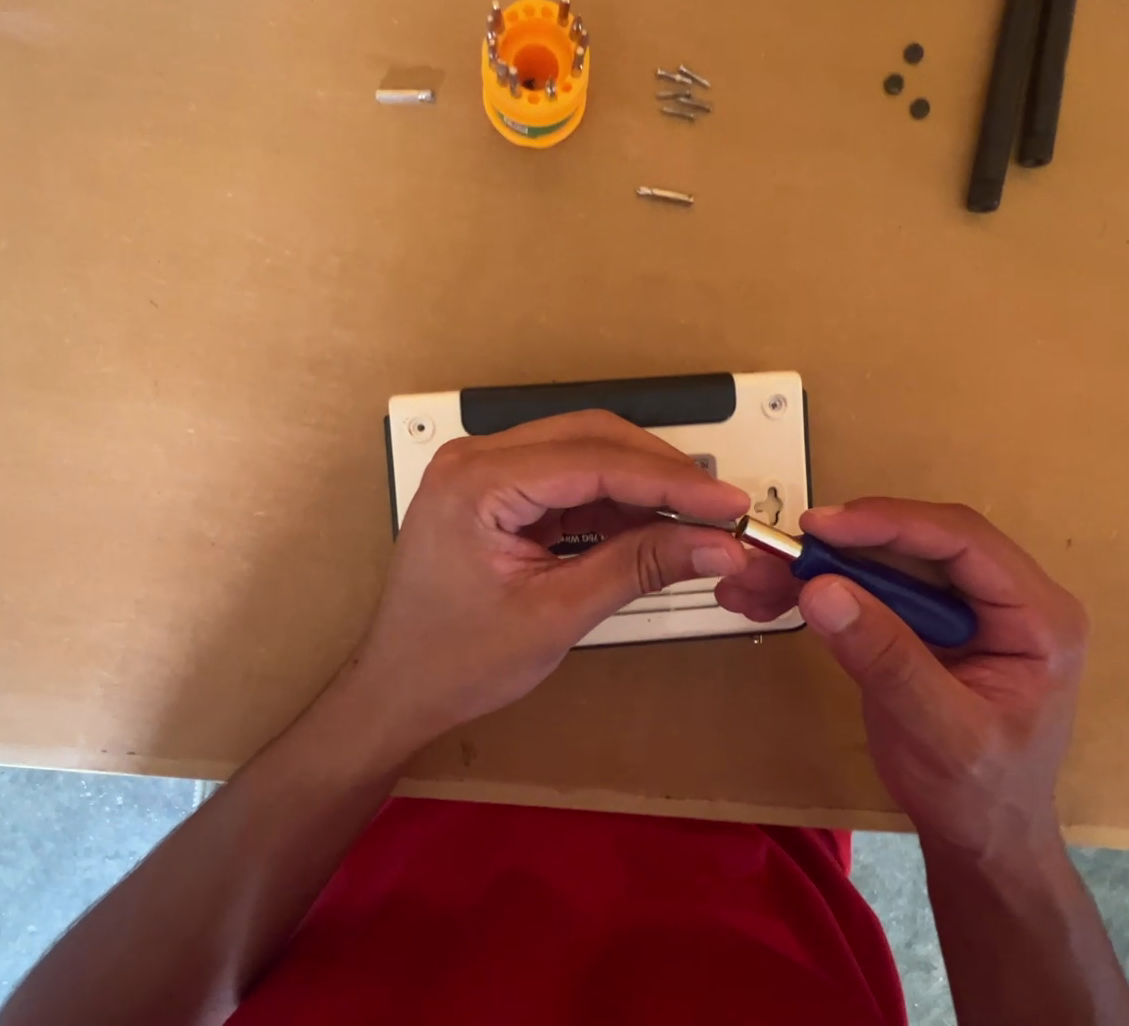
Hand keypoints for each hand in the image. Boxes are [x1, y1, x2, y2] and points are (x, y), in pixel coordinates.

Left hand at [350, 411, 751, 743]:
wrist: (399, 689)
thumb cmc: (455, 660)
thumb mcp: (556, 614)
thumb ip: (638, 567)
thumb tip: (714, 545)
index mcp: (477, 481)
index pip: (595, 460)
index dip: (672, 480)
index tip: (729, 503)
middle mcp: (476, 459)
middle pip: (592, 439)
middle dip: (661, 472)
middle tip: (718, 509)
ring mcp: (485, 473)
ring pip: (585, 454)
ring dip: (641, 485)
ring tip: (694, 521)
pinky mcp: (498, 493)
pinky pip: (568, 482)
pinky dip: (614, 502)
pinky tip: (651, 526)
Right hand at [714, 499, 1087, 857]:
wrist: (978, 837)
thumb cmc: (979, 793)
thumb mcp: (940, 732)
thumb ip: (886, 659)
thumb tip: (820, 589)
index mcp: (1035, 615)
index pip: (962, 541)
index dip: (890, 524)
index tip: (820, 528)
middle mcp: (998, 597)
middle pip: (912, 544)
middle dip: (838, 547)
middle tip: (774, 554)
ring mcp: (956, 608)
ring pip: (879, 562)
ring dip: (814, 567)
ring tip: (753, 581)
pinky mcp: (917, 622)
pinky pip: (864, 589)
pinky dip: (814, 591)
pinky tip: (766, 599)